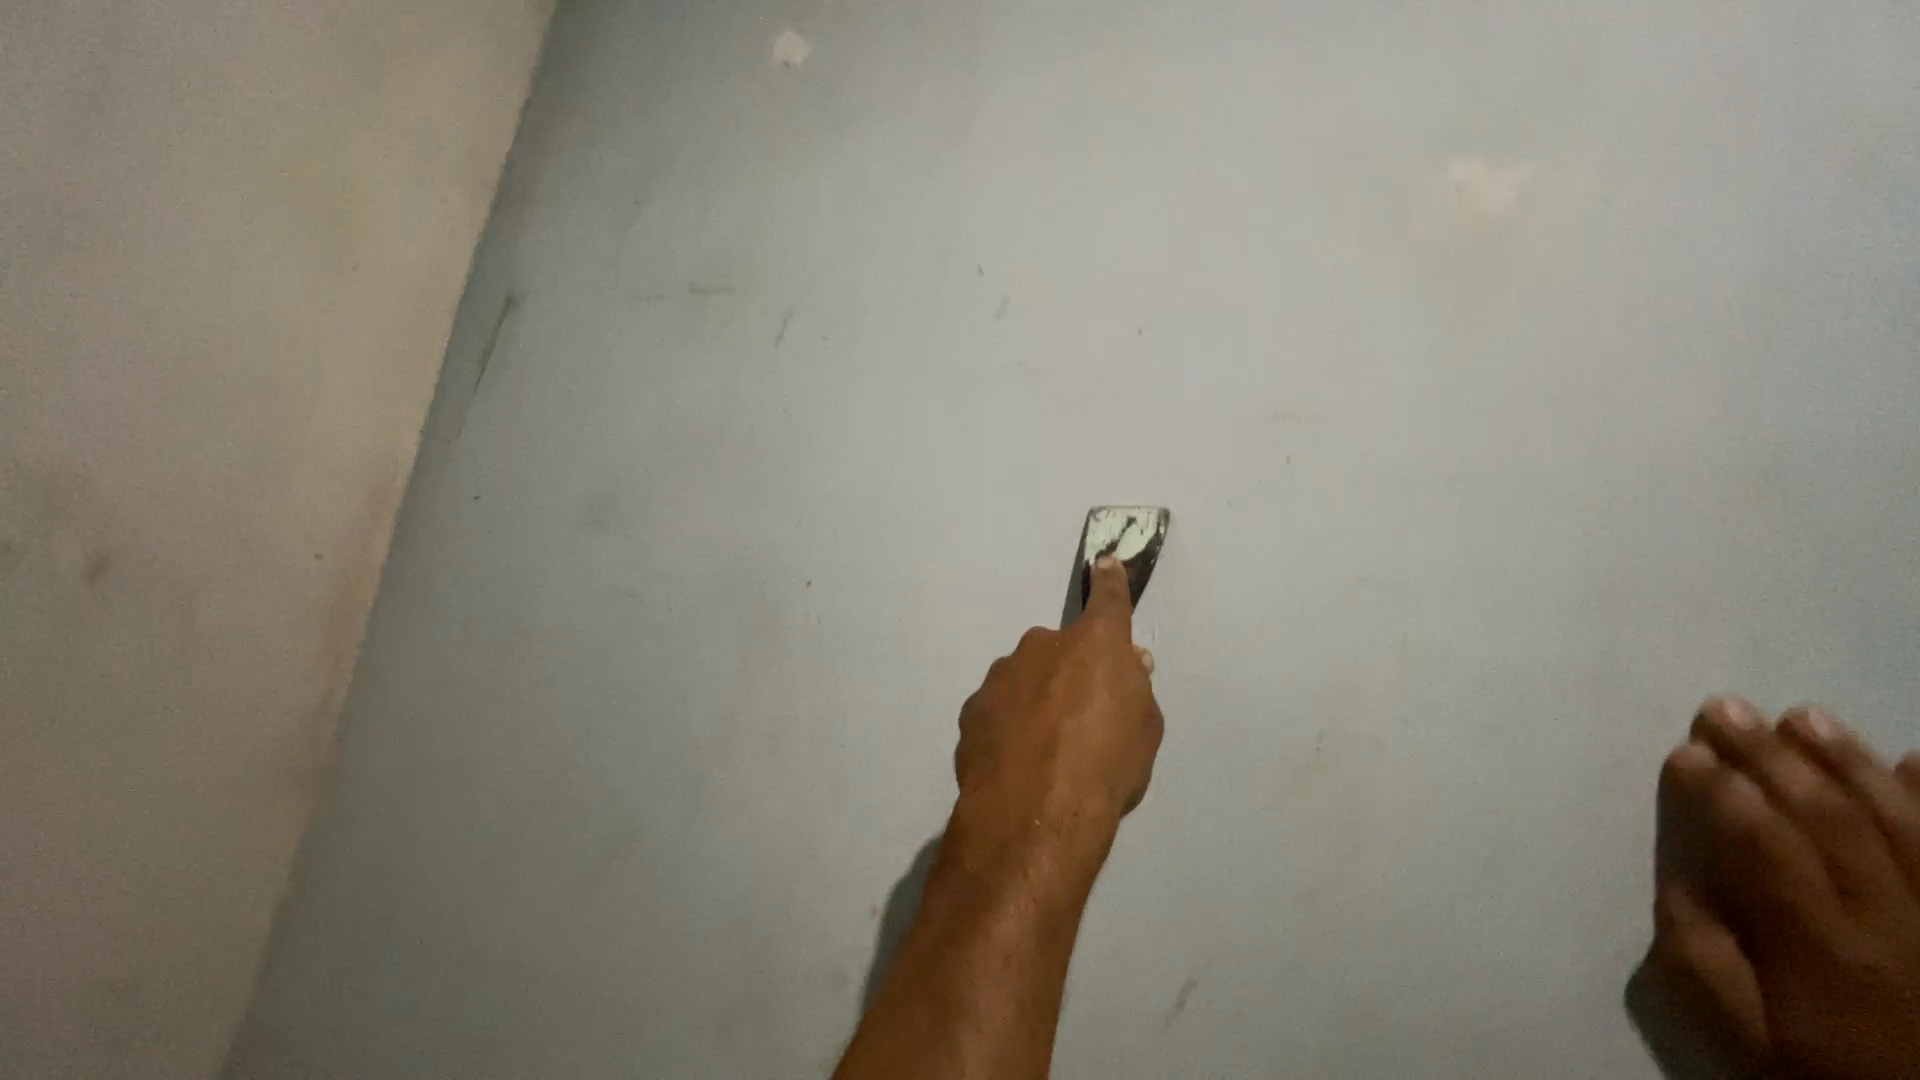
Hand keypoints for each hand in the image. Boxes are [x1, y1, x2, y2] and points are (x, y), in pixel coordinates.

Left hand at [950, 556, 1163, 859]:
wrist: (1035, 813)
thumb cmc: (1107, 768)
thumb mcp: (1145, 731)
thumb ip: (1137, 689)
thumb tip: (1131, 662)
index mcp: (1095, 645)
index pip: (1109, 602)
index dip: (1110, 583)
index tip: (1105, 563)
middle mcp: (1042, 646)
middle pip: (1060, 650)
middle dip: (1069, 672)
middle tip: (1079, 719)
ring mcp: (1001, 675)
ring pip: (1024, 678)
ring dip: (1035, 700)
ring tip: (1044, 753)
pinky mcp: (972, 709)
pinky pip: (998, 709)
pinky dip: (1008, 727)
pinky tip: (1015, 763)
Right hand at [1652, 697, 1919, 1079]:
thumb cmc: (1824, 1071)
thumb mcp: (1746, 1040)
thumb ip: (1704, 961)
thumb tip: (1683, 881)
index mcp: (1822, 947)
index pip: (1763, 846)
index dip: (1721, 793)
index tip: (1683, 750)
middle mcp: (1894, 920)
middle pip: (1828, 820)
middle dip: (1771, 758)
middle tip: (1724, 708)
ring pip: (1901, 822)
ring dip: (1848, 763)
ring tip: (1802, 715)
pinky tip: (1914, 759)